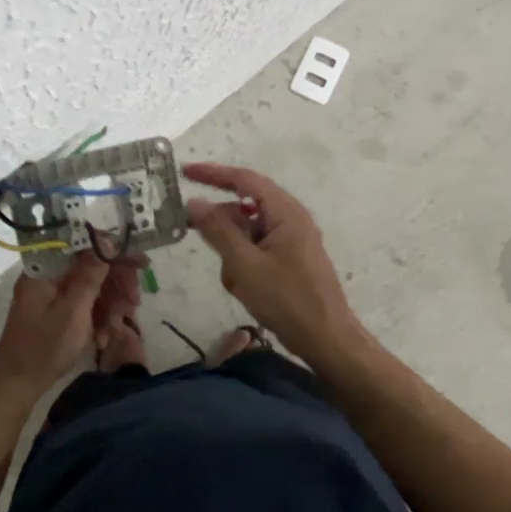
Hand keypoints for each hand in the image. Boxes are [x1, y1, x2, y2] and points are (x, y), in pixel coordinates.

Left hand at [0, 252, 140, 398]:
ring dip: (110, 306)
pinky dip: (99, 318)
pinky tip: (104, 337)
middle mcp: (49, 276)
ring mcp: (53, 295)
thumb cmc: (44, 347)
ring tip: (115, 329)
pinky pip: (86, 305)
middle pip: (92, 267)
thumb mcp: (73, 311)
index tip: (139, 264)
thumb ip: (90, 275)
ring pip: (93, 287)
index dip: (114, 252)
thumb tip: (106, 240)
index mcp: (46, 268)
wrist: (18, 384)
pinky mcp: (59, 312)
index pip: (84, 245)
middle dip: (116, 285)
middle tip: (134, 302)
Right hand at [184, 162, 366, 358]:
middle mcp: (291, 219)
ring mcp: (291, 240)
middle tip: (189, 228)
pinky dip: (243, 264)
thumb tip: (194, 202)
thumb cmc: (286, 299)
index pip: (245, 180)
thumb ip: (218, 231)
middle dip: (220, 222)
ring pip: (248, 232)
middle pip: (245, 206)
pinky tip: (242, 287)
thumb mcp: (245, 265)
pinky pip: (257, 250)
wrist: (325, 339)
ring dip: (232, 251)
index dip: (213, 174)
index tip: (184, 172)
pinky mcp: (289, 259)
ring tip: (233, 279)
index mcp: (286, 212)